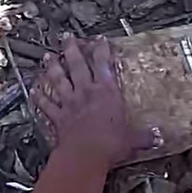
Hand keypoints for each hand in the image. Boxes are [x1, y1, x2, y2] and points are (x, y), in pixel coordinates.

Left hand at [35, 36, 160, 170]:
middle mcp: (86, 92)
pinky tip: (33, 91)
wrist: (86, 155)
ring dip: (52, 67)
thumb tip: (159, 138)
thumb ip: (144, 136)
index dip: (101, 49)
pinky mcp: (58, 116)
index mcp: (106, 92)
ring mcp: (69, 103)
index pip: (103, 63)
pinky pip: (46, 104)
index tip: (100, 38)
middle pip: (76, 65)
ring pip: (58, 79)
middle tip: (67, 37)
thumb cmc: (111, 144)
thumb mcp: (133, 139)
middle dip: (72, 49)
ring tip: (47, 56)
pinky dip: (39, 97)